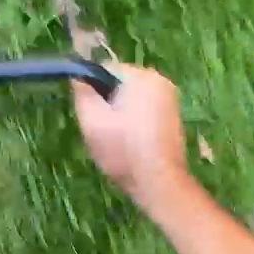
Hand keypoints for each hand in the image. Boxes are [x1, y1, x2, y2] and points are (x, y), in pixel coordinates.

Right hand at [71, 64, 190, 208]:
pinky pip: (144, 110)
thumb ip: (82, 93)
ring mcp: (170, 100)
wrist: (160, 183)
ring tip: (115, 139)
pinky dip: (134, 121)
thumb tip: (79, 77)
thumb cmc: (124, 150)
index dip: (92, 89)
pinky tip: (130, 143)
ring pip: (131, 98)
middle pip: (120, 83)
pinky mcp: (173, 118)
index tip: (90, 113)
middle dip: (107, 101)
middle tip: (101, 128)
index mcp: (142, 77)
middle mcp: (160, 81)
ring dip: (120, 113)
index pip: (105, 70)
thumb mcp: (92, 121)